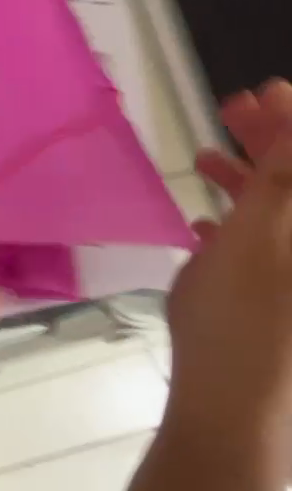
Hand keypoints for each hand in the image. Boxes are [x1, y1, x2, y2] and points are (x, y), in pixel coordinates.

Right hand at [179, 79, 291, 430]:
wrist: (246, 397)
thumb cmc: (241, 318)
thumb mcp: (255, 238)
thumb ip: (283, 178)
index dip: (291, 121)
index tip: (257, 93)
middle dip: (277, 140)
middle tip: (234, 112)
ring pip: (286, 205)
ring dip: (253, 176)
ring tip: (206, 158)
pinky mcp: (280, 289)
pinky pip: (270, 239)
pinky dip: (245, 220)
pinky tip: (208, 217)